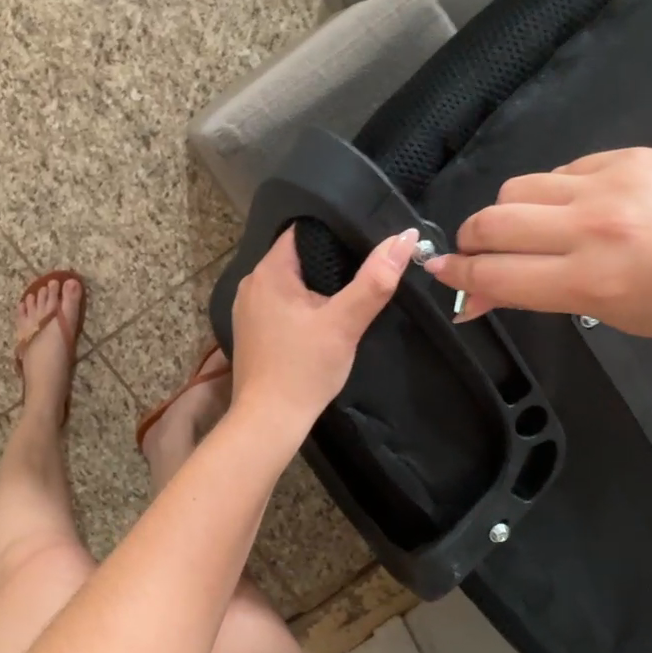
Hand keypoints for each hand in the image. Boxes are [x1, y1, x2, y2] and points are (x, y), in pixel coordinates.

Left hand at [231, 226, 419, 423]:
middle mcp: (251, 283)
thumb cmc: (305, 369)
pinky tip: (323, 318)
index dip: (334, 232)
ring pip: (289, 282)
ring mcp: (247, 308)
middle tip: (365, 267)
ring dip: (316, 285)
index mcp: (268, 272)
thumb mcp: (345, 323)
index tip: (363, 239)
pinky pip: (280, 303)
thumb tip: (404, 237)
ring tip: (349, 291)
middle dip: (329, 260)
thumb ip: (375, 280)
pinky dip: (301, 305)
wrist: (269, 420)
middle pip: (296, 256)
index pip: (301, 232)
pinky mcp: (251, 330)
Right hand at [423, 147, 651, 353]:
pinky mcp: (630, 156)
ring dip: (509, 213)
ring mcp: (612, 184)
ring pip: (518, 189)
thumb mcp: (609, 314)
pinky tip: (579, 208)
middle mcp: (593, 227)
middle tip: (474, 253)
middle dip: (469, 241)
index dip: (456, 276)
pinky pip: (563, 171)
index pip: (493, 274)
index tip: (439, 273)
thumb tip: (480, 294)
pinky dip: (555, 193)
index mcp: (591, 280)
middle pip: (490, 222)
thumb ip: (539, 295)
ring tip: (532, 229)